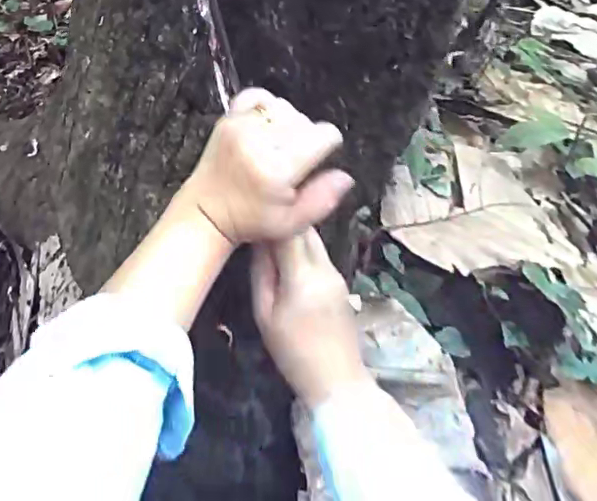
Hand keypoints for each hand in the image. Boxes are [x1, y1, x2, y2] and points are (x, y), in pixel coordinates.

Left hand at [178, 88, 353, 245]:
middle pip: (304, 120)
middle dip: (308, 136)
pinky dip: (266, 105)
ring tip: (280, 143)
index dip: (329, 145)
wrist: (207, 210)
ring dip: (288, 121)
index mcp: (277, 169)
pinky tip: (267, 124)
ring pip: (283, 107)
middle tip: (296, 159)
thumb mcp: (293, 222)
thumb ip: (323, 198)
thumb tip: (346, 176)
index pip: (322, 135)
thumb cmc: (251, 220)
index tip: (320, 158)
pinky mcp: (227, 118)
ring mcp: (240, 126)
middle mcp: (258, 141)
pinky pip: (255, 96)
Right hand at [251, 230, 370, 406]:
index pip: (289, 229)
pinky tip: (290, 261)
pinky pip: (319, 254)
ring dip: (294, 235)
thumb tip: (257, 239)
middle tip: (261, 224)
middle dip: (284, 221)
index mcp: (303, 276)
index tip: (254, 214)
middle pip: (305, 228)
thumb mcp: (264, 314)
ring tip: (272, 242)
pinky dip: (304, 250)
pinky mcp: (342, 281)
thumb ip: (260, 271)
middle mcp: (324, 267)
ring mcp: (337, 273)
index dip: (272, 218)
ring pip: (313, 239)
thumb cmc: (293, 353)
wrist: (338, 383)